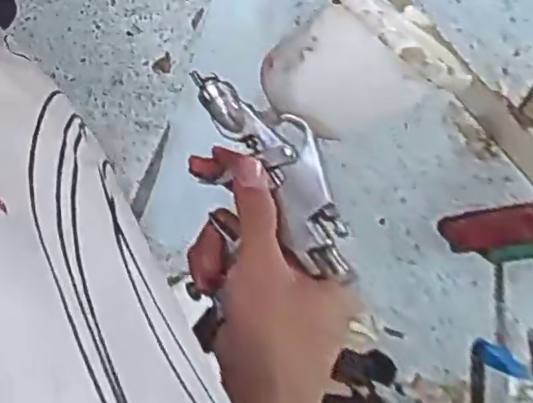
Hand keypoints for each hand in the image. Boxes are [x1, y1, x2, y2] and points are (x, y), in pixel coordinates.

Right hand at [187, 148, 356, 402]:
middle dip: (227, 219)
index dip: (259, 175)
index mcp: (327, 264)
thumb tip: (253, 167)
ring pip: (236, 236)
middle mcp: (307, 272)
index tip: (231, 154)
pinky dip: (212, 265)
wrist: (255, 393)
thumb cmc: (275, 344)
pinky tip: (212, 283)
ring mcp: (280, 284)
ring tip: (214, 273)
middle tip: (204, 173)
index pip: (291, 201)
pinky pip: (227, 257)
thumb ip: (255, 210)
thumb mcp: (261, 264)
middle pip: (259, 218)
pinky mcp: (254, 293)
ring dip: (214, 248)